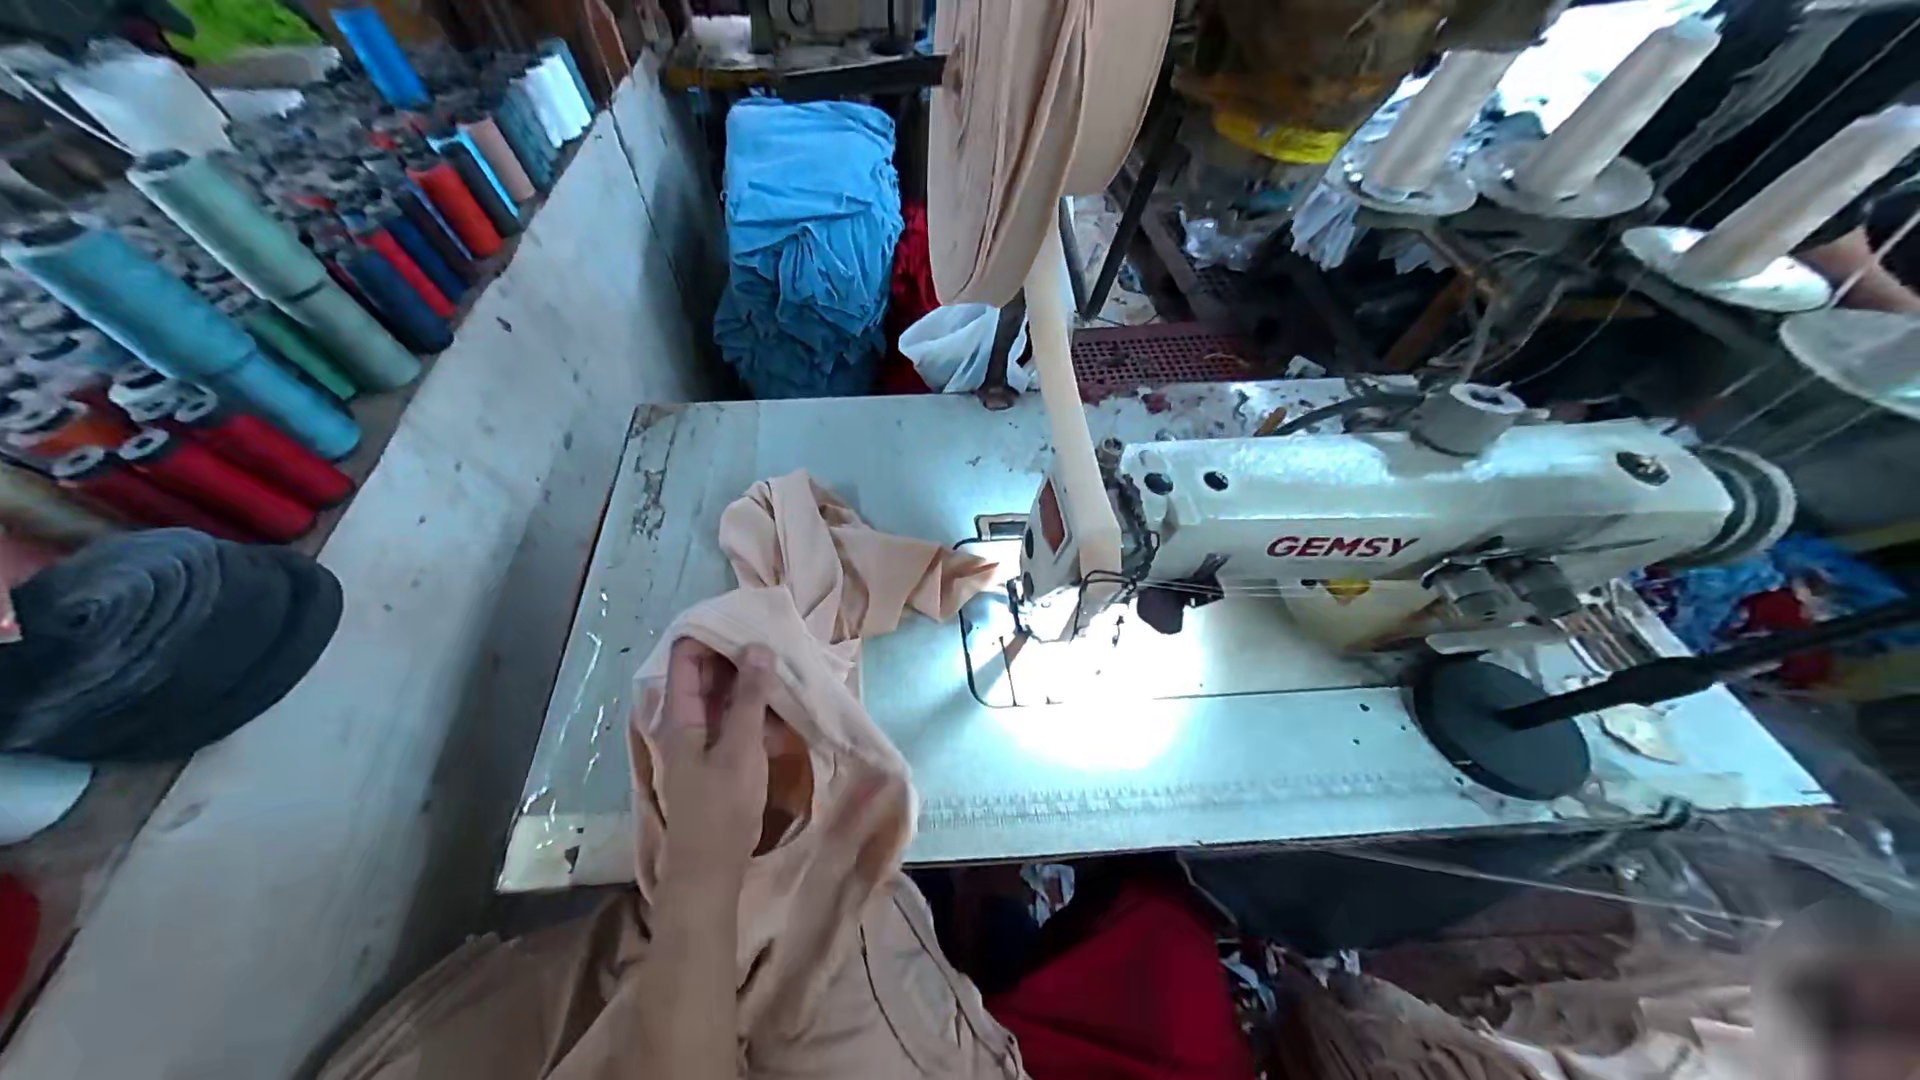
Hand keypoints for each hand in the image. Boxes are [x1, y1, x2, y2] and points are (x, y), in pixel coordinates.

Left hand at [658, 639, 772, 888]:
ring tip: (781, 661)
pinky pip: (735, 718)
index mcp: (680, 715)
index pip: (686, 658)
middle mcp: (687, 721)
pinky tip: (779, 704)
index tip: (743, 616)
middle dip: (735, 653)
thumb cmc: (721, 807)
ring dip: (749, 679)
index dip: (709, 634)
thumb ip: (748, 697)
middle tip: (772, 634)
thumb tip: (757, 647)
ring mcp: (703, 739)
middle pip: (706, 674)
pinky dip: (754, 707)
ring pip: (724, 696)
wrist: (710, 870)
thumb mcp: (739, 748)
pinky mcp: (720, 755)